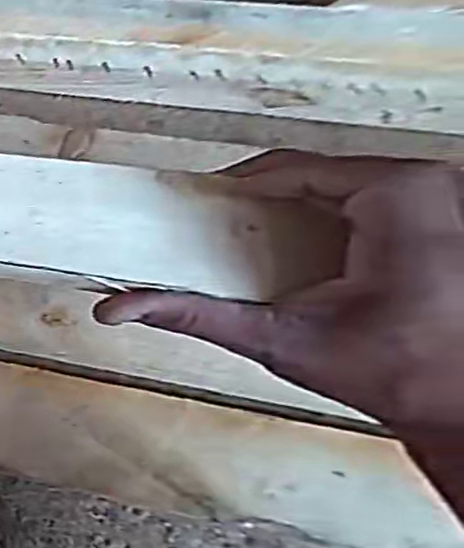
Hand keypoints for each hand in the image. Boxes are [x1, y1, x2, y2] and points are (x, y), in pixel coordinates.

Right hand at [94, 151, 463, 438]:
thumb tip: (118, 307)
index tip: (221, 190)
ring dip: (329, 189)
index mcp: (416, 235)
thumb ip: (194, 316)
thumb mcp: (278, 344)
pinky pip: (419, 197)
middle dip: (294, 179)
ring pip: (395, 178)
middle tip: (237, 201)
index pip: (337, 172)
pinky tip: (326, 233)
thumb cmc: (401, 379)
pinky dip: (363, 204)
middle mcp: (459, 219)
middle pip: (362, 168)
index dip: (273, 173)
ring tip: (275, 213)